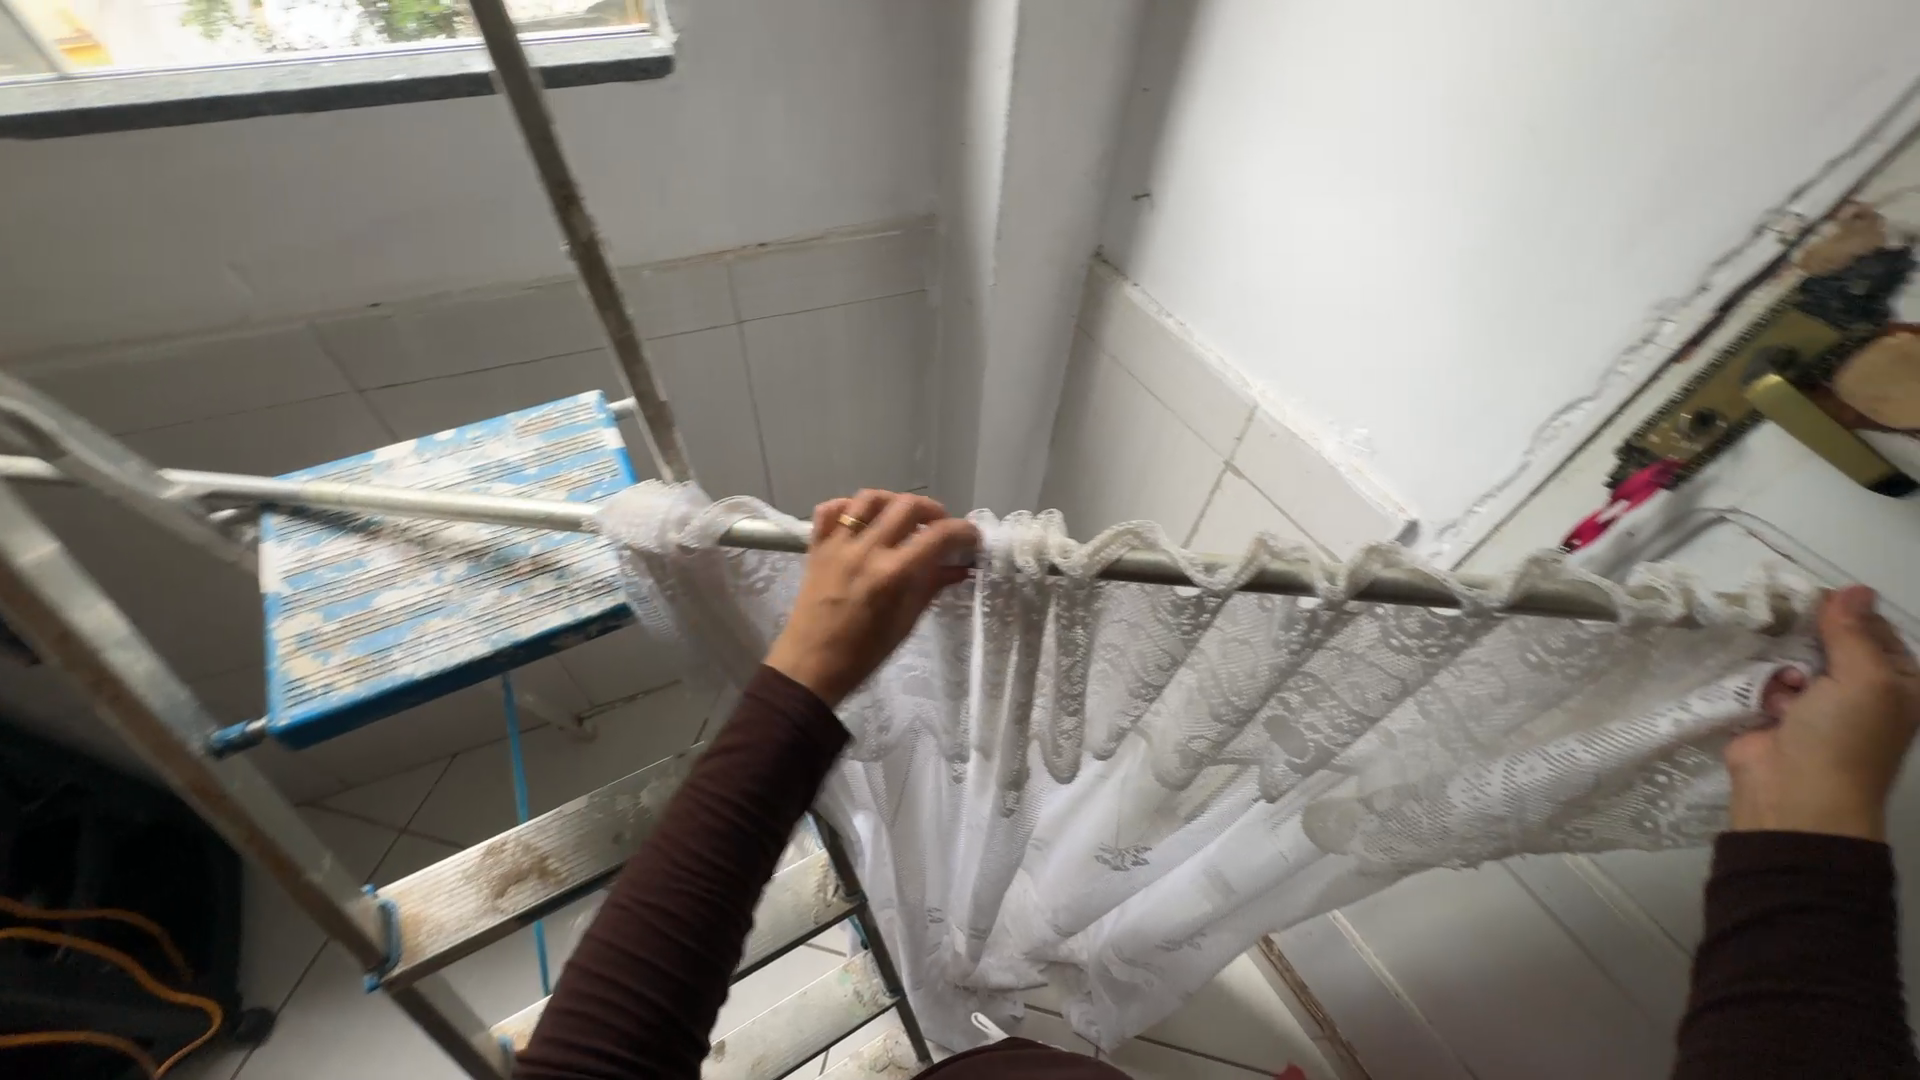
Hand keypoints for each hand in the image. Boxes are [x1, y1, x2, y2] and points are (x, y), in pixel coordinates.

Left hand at [764, 489, 977, 705]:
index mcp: (893, 574)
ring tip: (903, 518)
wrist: (810, 666)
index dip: (963, 532)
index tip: (971, 539)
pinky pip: (830, 509)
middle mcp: (866, 551)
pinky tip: (862, 521)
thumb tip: (959, 567)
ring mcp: (837, 545)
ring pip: (869, 498)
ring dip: (894, 502)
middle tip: (940, 528)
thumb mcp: (906, 622)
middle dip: (934, 511)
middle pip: (908, 506)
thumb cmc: (864, 653)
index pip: (939, 536)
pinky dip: (849, 507)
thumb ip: (931, 586)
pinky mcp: (815, 547)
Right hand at [1727, 586, 1919, 840]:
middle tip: (1779, 623)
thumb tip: (1854, 588)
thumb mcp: (1863, 680)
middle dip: (1804, 637)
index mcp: (1899, 683)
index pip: (1874, 631)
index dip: (1844, 613)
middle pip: (1828, 643)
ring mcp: (1816, 702)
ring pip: (1791, 659)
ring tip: (1779, 677)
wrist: (1796, 788)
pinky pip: (1763, 680)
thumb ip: (1853, 634)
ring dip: (1779, 664)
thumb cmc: (1845, 735)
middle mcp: (1862, 690)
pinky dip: (1758, 682)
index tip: (1807, 596)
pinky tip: (1758, 692)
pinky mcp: (1774, 710)